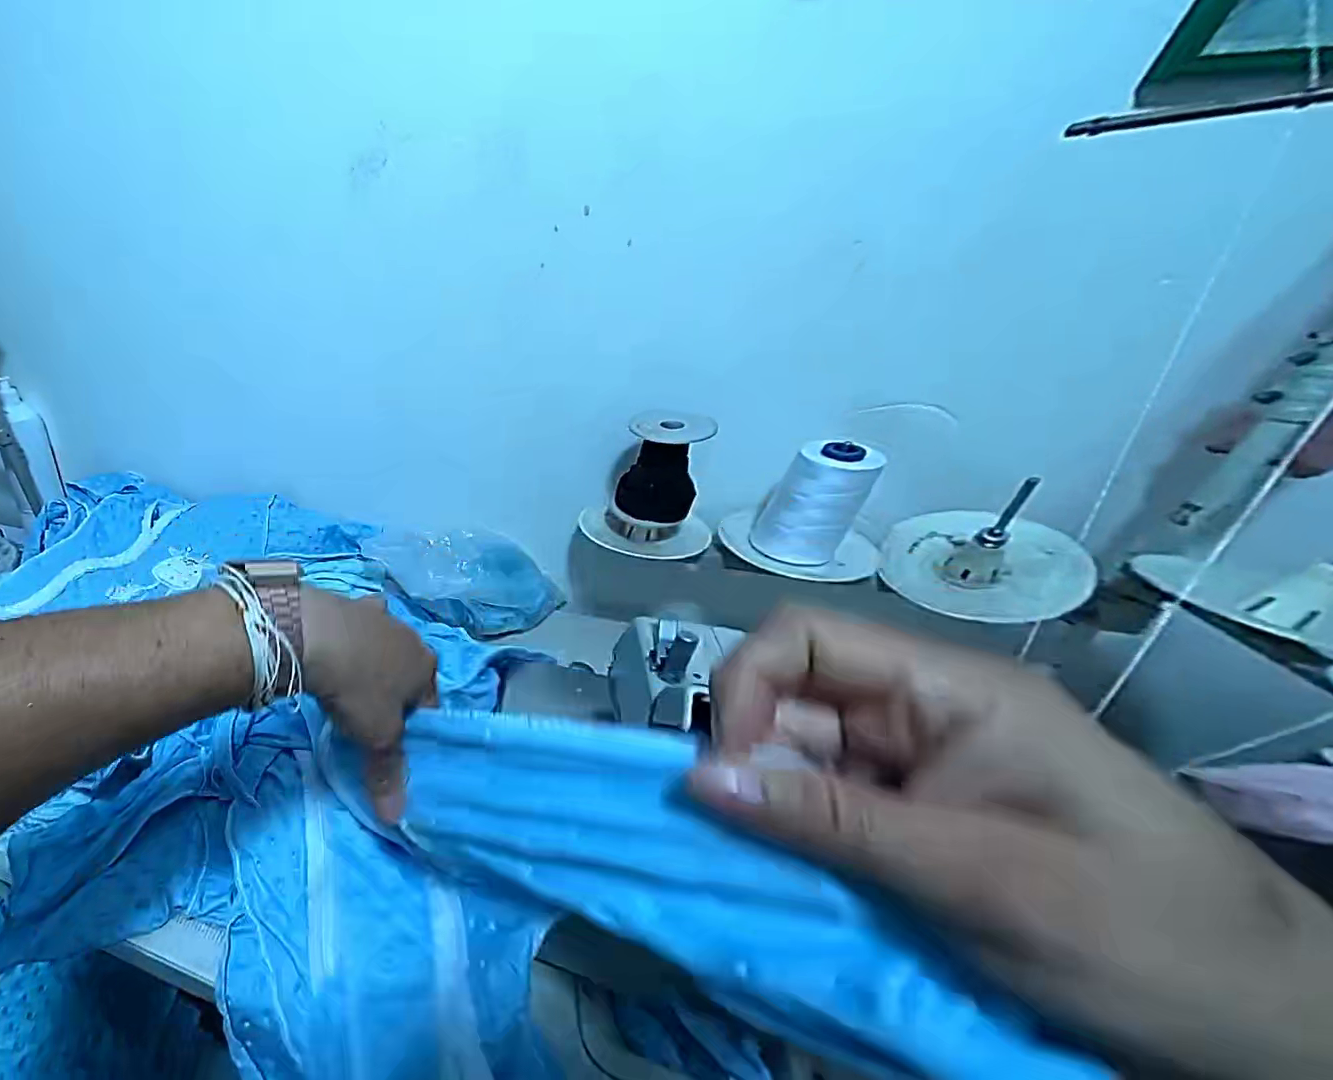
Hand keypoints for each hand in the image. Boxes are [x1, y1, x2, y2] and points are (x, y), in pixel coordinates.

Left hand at [301, 586, 437, 822]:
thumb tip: (394, 817)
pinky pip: (356, 627)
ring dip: (372, 663)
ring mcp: (381, 617)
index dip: (412, 728)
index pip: (429, 706)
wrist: (315, 634)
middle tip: (366, 714)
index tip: (389, 741)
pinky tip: (333, 649)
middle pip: (408, 673)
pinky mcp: (351, 604)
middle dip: (393, 693)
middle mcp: (411, 638)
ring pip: (383, 647)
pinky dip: (349, 638)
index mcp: (427, 667)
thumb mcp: (376, 737)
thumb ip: (388, 772)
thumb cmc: (358, 689)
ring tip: (347, 683)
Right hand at [688, 606, 1332, 1078]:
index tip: (730, 767)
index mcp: (948, 688)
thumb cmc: (1149, 937)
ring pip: (790, 749)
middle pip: (787, 695)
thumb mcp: (981, 879)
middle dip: (750, 753)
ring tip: (770, 858)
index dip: (747, 685)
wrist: (1271, 1034)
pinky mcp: (897, 806)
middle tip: (741, 826)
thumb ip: (830, 821)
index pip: (805, 638)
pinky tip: (793, 866)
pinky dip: (786, 827)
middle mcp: (914, 707)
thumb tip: (699, 779)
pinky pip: (812, 796)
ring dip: (764, 797)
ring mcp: (904, 758)